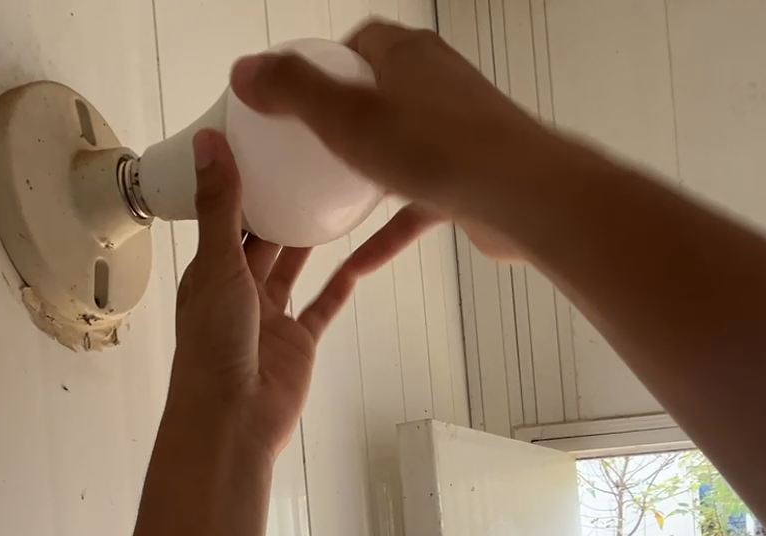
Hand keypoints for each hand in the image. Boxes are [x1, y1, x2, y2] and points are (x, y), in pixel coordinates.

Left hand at [169, 129, 434, 457]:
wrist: (234, 420)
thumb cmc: (214, 347)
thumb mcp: (217, 267)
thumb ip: (220, 208)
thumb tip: (208, 141)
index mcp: (208, 273)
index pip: (225, 218)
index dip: (242, 182)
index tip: (264, 140)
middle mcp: (238, 292)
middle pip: (261, 239)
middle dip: (279, 203)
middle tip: (307, 157)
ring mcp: (270, 318)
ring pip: (292, 268)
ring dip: (308, 237)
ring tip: (333, 193)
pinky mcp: (299, 342)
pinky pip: (322, 305)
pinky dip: (340, 282)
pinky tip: (360, 253)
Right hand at [229, 20, 542, 260]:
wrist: (517, 194)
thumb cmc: (442, 148)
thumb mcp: (346, 115)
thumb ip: (294, 90)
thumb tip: (248, 71)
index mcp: (408, 57)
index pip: (360, 44)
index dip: (326, 64)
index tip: (297, 94)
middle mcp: (436, 87)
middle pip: (380, 96)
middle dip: (345, 120)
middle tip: (309, 150)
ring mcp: (454, 136)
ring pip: (399, 153)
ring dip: (366, 177)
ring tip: (333, 199)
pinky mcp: (465, 182)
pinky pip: (413, 208)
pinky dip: (386, 232)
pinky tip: (360, 262)